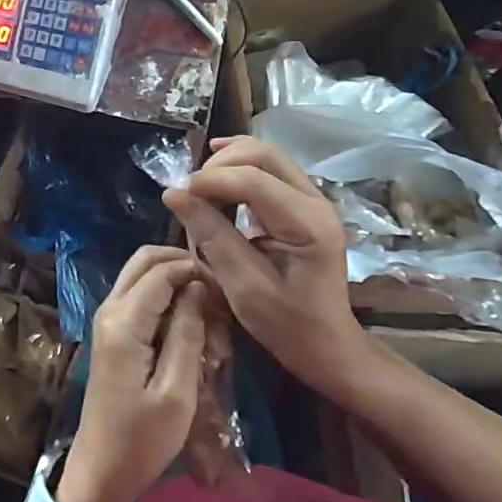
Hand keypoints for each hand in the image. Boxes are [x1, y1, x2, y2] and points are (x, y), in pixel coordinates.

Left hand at [60, 245, 207, 501]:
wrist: (101, 472)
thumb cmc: (142, 440)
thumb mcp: (177, 392)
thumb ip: (188, 333)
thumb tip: (198, 287)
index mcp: (123, 323)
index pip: (161, 272)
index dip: (195, 269)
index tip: (226, 288)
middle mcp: (110, 310)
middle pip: (144, 259)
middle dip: (181, 262)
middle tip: (215, 286)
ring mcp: (107, 319)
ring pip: (139, 273)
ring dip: (172, 276)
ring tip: (206, 300)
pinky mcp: (111, 332)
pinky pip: (138, 294)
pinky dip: (163, 293)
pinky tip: (188, 316)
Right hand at [162, 136, 365, 392]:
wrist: (327, 346)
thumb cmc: (287, 326)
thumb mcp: (243, 287)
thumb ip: (211, 235)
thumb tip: (174, 193)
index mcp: (309, 223)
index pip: (255, 180)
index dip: (212, 180)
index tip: (178, 194)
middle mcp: (316, 201)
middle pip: (263, 155)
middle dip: (220, 164)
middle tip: (189, 190)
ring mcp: (313, 199)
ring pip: (266, 157)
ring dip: (228, 164)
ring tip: (199, 189)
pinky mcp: (302, 204)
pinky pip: (268, 171)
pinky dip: (238, 171)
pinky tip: (215, 183)